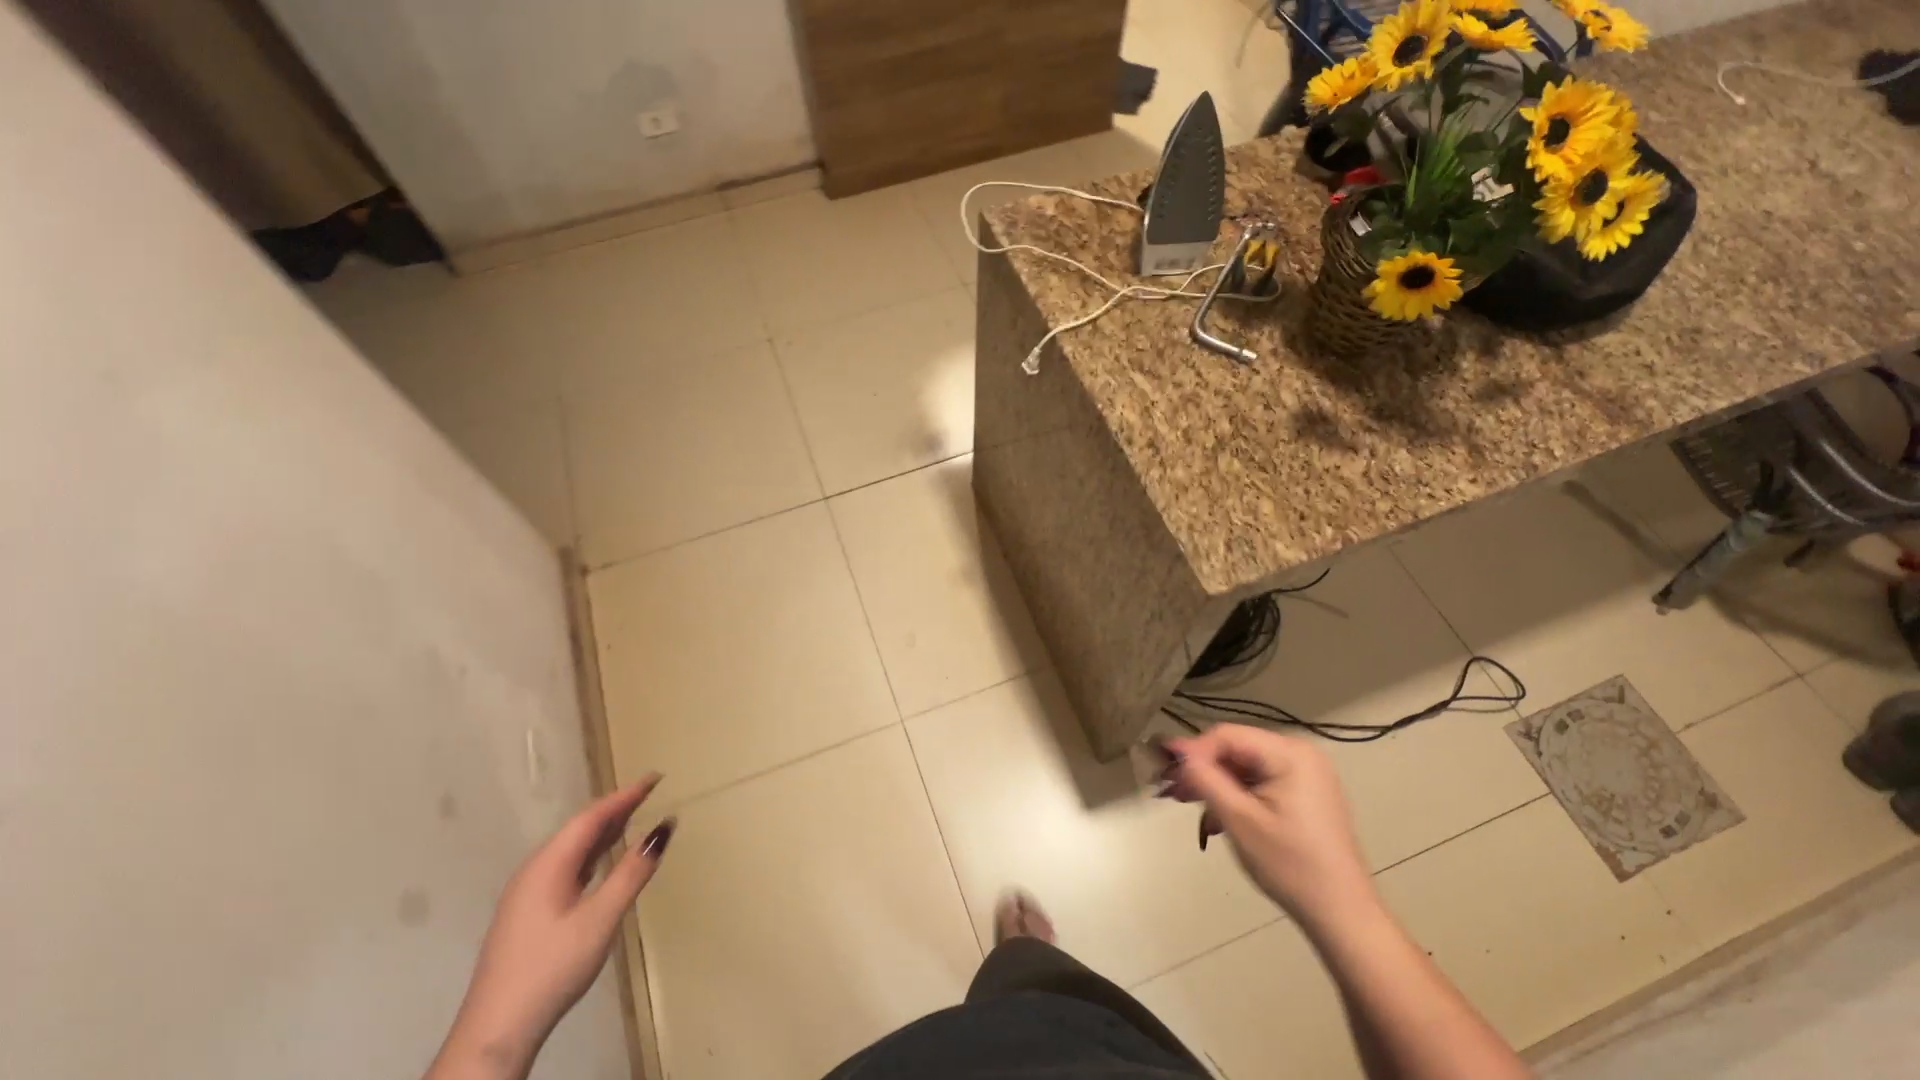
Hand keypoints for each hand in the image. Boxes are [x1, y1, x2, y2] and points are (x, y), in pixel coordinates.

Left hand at [431, 776, 672, 1079]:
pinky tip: (601, 864)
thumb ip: (631, 873)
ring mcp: (527, 893)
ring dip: (602, 832)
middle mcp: (534, 870)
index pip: (592, 817)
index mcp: (549, 865)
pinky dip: (591, 856)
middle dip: (615, 809)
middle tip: (648, 793)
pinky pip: (565, 869)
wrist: (497, 1027)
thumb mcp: (600, 919)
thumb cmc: (553, 967)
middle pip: (579, 830)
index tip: (654, 778)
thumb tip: (662, 830)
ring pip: (571, 850)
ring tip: (633, 818)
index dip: (624, 795)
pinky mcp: (527, 913)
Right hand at [1160, 725, 1375, 929]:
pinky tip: (1219, 819)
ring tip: (1192, 808)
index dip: (1192, 752)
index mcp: (1290, 753)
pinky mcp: (1305, 793)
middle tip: (1171, 793)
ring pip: (1246, 767)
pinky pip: (1261, 782)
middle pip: (1236, 749)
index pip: (1227, 736)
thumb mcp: (1239, 820)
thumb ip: (1205, 778)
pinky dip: (1238, 796)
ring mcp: (1306, 774)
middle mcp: (1301, 754)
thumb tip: (1176, 749)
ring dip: (1217, 785)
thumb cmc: (1289, 865)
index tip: (1164, 774)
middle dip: (1203, 770)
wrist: (1340, 911)